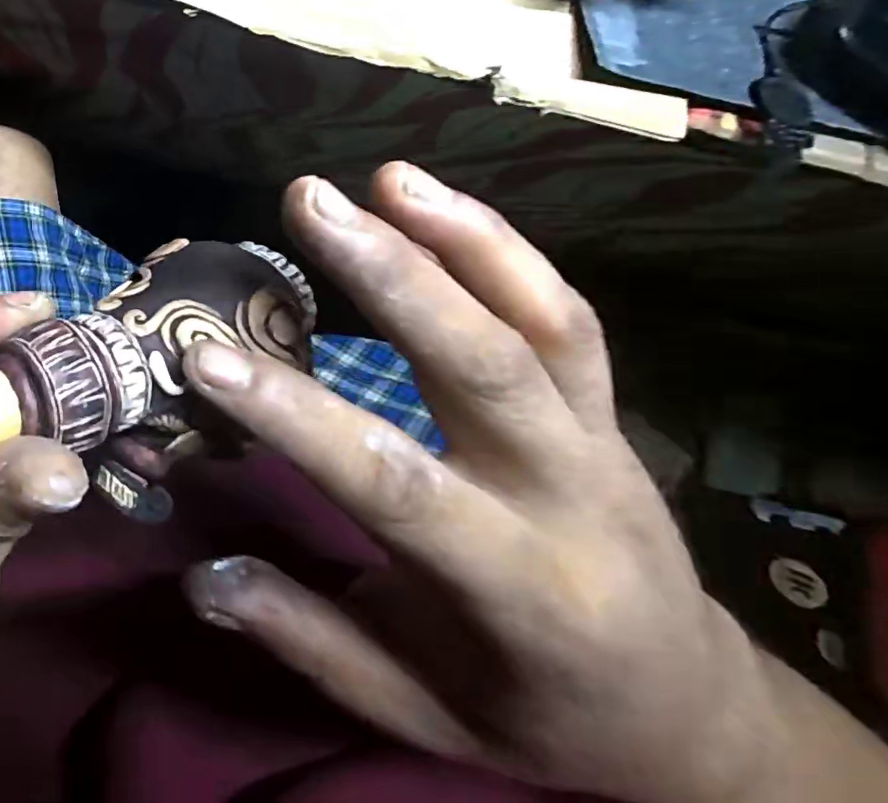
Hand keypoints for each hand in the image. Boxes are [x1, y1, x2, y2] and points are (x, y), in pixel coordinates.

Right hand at [178, 164, 782, 802]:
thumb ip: (305, 636)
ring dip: (456, 235)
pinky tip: (430, 199)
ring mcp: (598, 440)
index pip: (390, 482)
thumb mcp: (413, 709)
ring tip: (378, 178)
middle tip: (305, 202)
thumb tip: (200, 580)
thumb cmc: (532, 710)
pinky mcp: (602, 409)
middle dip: (386, 275)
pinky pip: (563, 314)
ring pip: (539, 320)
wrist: (686, 707)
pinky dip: (498, 247)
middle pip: (481, 366)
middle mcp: (570, 495)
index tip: (206, 356)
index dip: (294, 415)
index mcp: (519, 586)